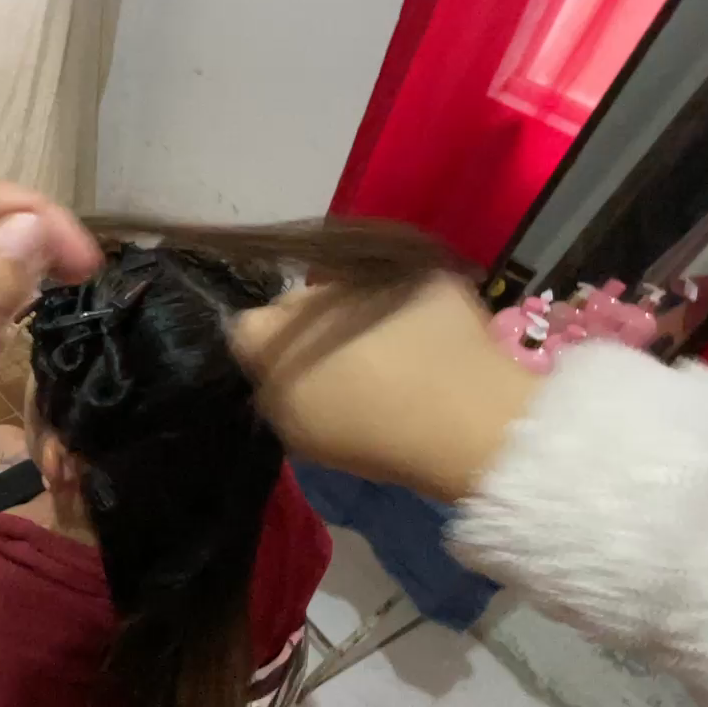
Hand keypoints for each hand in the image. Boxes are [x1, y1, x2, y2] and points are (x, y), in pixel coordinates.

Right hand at [229, 274, 540, 502]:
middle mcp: (310, 292)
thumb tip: (268, 369)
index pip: (244, 330)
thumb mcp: (294, 429)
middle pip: (292, 306)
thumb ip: (269, 391)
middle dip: (302, 330)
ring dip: (349, 316)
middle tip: (331, 366)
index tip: (284, 379)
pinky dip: (399, 308)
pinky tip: (420, 339)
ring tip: (381, 351)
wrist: (463, 418)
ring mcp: (367, 277)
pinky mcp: (419, 271)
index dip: (261, 355)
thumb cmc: (367, 434)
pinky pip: (395, 288)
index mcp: (271, 331)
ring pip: (342, 293)